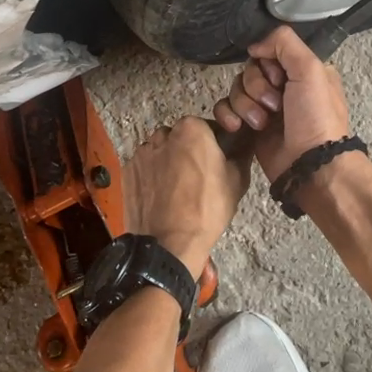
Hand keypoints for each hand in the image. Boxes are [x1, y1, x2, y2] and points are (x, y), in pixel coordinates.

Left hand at [123, 116, 250, 277]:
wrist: (169, 245)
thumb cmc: (207, 209)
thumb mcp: (237, 180)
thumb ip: (240, 154)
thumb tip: (244, 143)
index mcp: (192, 129)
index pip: (206, 127)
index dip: (213, 144)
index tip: (216, 162)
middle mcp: (163, 134)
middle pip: (179, 136)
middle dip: (187, 150)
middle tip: (197, 176)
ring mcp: (141, 153)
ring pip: (159, 151)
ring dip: (167, 161)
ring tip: (176, 188)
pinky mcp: (126, 173)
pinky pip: (144, 167)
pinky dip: (151, 176)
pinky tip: (160, 196)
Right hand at [213, 26, 352, 180]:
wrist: (308, 165)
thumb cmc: (315, 115)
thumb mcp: (311, 69)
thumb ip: (284, 43)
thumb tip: (254, 46)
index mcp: (302, 70)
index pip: (269, 52)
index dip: (268, 64)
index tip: (278, 79)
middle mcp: (284, 86)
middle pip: (250, 70)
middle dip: (257, 88)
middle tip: (273, 106)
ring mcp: (265, 107)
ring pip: (236, 89)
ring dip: (245, 105)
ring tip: (262, 123)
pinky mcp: (249, 127)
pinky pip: (226, 109)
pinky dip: (228, 115)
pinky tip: (237, 127)